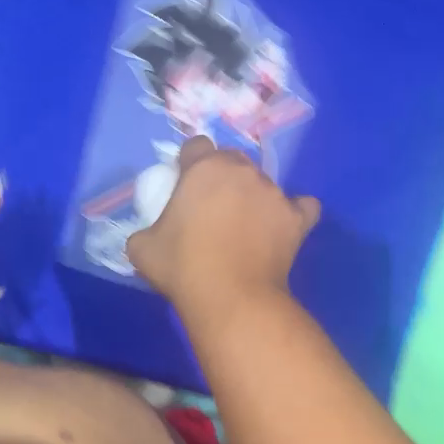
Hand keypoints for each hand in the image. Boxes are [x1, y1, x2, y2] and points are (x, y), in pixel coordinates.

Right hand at [126, 137, 319, 313]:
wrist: (231, 298)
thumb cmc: (182, 267)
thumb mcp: (142, 249)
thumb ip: (145, 231)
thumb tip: (148, 236)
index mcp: (204, 169)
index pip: (195, 145)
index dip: (188, 162)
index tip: (182, 184)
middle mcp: (243, 171)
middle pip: (232, 159)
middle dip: (222, 176)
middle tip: (210, 207)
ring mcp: (274, 193)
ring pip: (263, 183)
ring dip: (253, 197)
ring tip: (244, 227)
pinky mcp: (296, 218)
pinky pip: (301, 207)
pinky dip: (292, 213)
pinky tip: (282, 226)